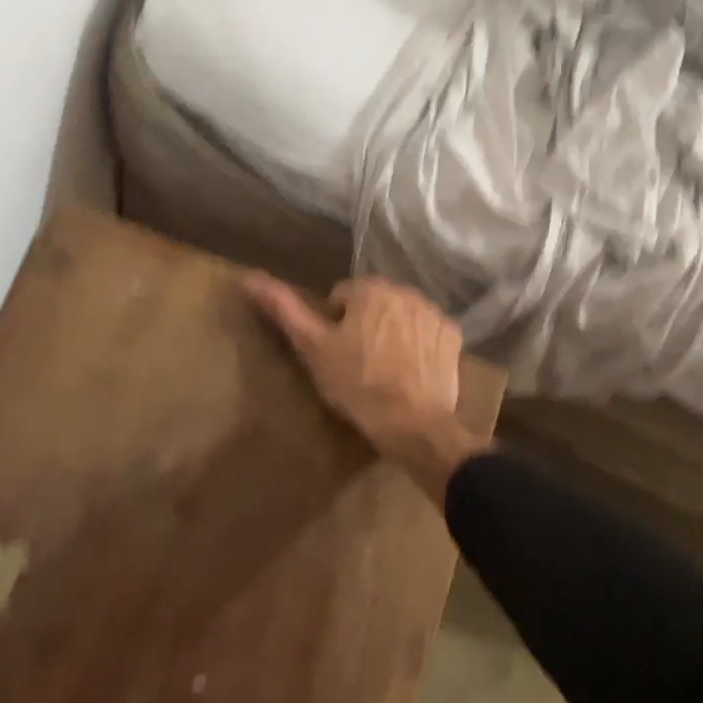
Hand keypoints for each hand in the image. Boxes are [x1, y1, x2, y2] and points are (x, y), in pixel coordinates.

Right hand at [245, 273, 489, 499]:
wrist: (413, 424)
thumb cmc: (358, 386)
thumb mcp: (314, 350)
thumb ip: (284, 310)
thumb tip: (249, 278)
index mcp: (371, 289)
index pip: (341, 297)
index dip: (334, 327)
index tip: (337, 356)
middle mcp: (406, 291)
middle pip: (374, 304)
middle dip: (366, 327)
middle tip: (359, 367)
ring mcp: (434, 314)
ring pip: (402, 317)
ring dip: (392, 334)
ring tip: (385, 372)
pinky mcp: (453, 337)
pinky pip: (427, 334)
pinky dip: (419, 347)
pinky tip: (410, 374)